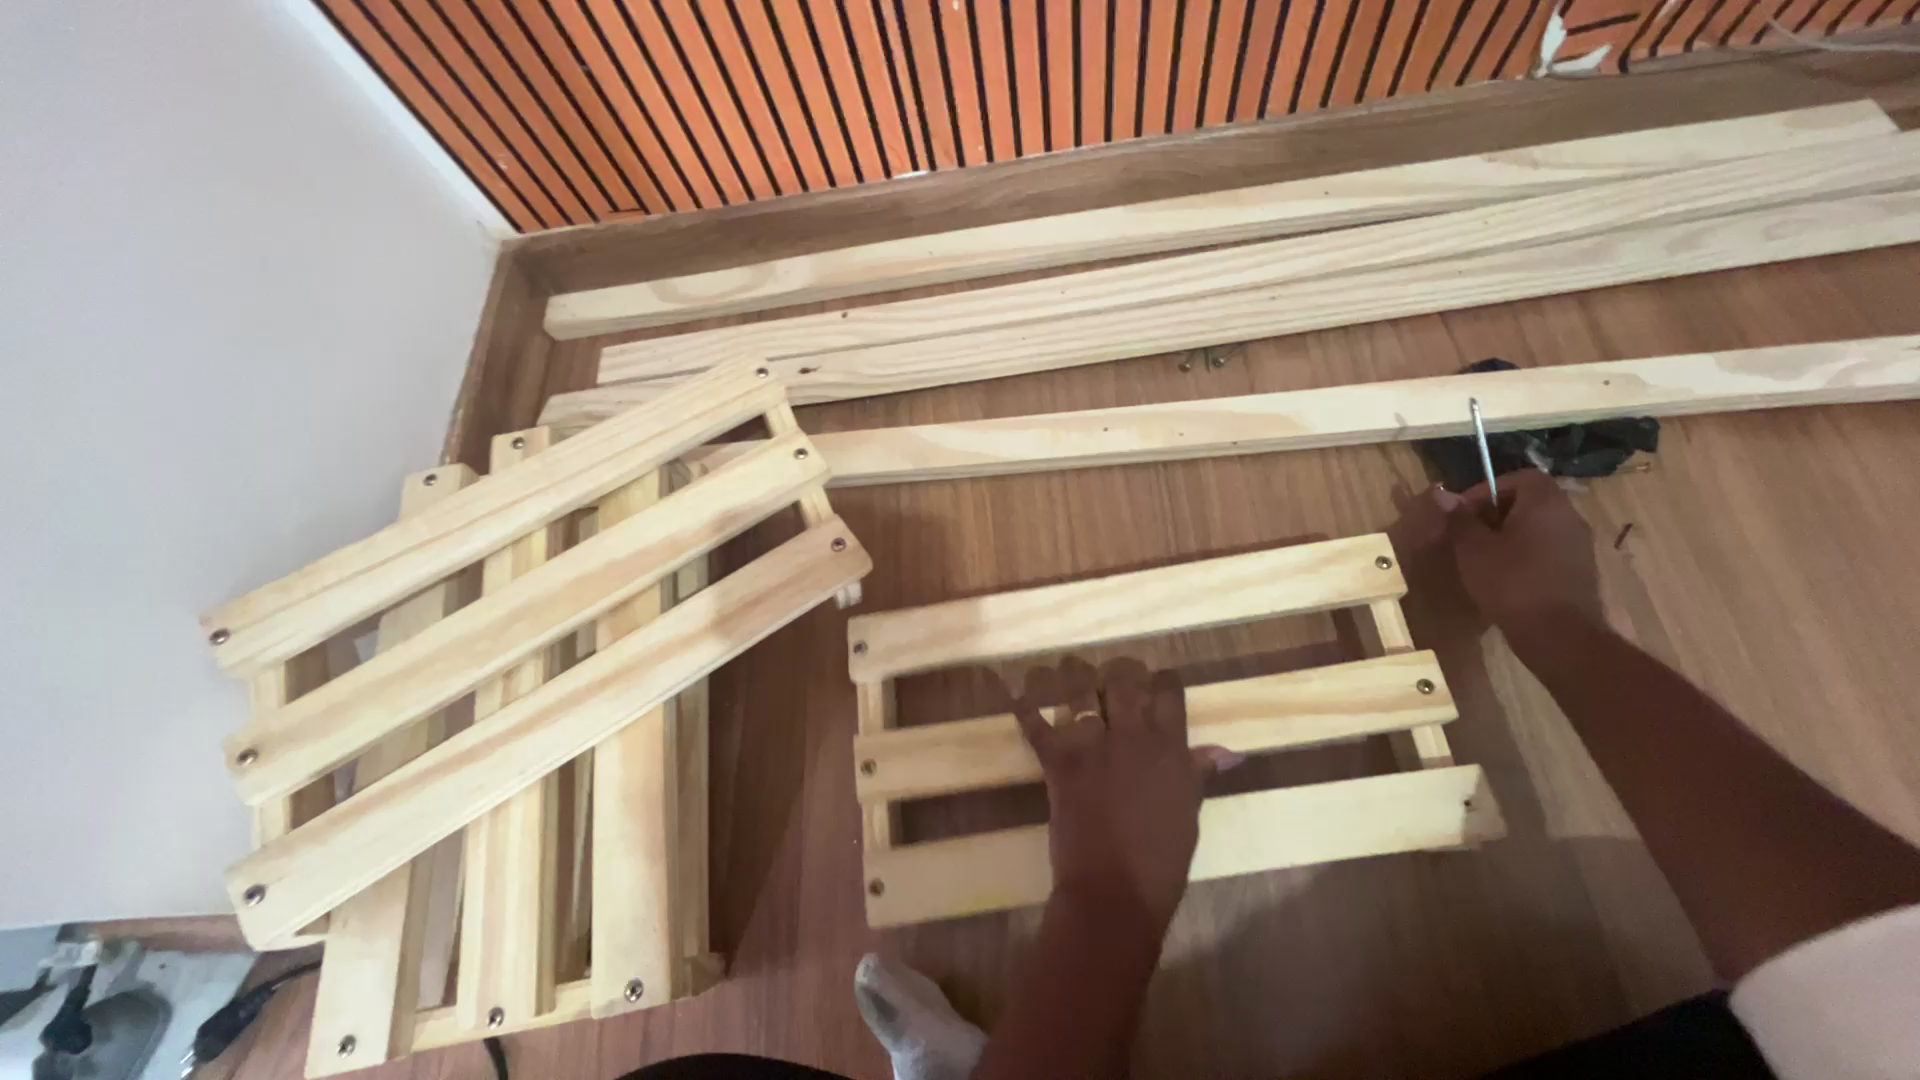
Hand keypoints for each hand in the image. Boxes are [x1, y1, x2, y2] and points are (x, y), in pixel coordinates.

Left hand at [1006, 657, 1239, 928]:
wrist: (1115, 890)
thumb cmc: (1162, 859)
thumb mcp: (1188, 811)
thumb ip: (1198, 772)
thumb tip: (1229, 751)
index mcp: (1169, 748)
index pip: (1169, 693)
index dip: (1163, 680)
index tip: (1158, 678)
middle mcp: (1131, 736)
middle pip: (1123, 682)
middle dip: (1118, 672)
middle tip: (1112, 676)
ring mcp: (1092, 746)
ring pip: (1081, 693)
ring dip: (1073, 679)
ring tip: (1067, 671)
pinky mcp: (1058, 762)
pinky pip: (1037, 727)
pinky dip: (1026, 711)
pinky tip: (1018, 696)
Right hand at [1435, 469, 1603, 635]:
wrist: (1559, 633)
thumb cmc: (1511, 582)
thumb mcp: (1473, 549)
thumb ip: (1459, 519)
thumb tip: (1441, 494)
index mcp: (1545, 502)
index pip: (1519, 477)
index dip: (1487, 489)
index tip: (1463, 513)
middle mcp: (1569, 516)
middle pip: (1530, 501)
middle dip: (1495, 514)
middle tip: (1468, 536)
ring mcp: (1579, 544)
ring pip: (1539, 527)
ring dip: (1510, 535)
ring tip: (1482, 558)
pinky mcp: (1580, 570)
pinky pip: (1548, 549)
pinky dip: (1526, 554)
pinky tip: (1506, 578)